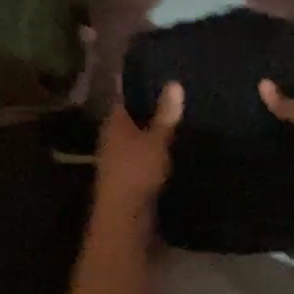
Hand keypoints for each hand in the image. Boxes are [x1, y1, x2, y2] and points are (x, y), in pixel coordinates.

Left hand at [96, 82, 183, 214]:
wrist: (125, 218)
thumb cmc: (137, 172)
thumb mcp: (156, 140)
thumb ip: (165, 114)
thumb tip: (174, 83)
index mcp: (114, 123)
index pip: (124, 96)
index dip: (141, 85)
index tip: (162, 76)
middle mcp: (111, 138)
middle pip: (131, 118)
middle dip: (150, 109)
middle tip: (177, 97)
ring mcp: (117, 159)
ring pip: (137, 138)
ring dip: (154, 132)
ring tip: (181, 121)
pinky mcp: (127, 178)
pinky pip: (143, 157)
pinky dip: (156, 152)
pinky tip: (174, 149)